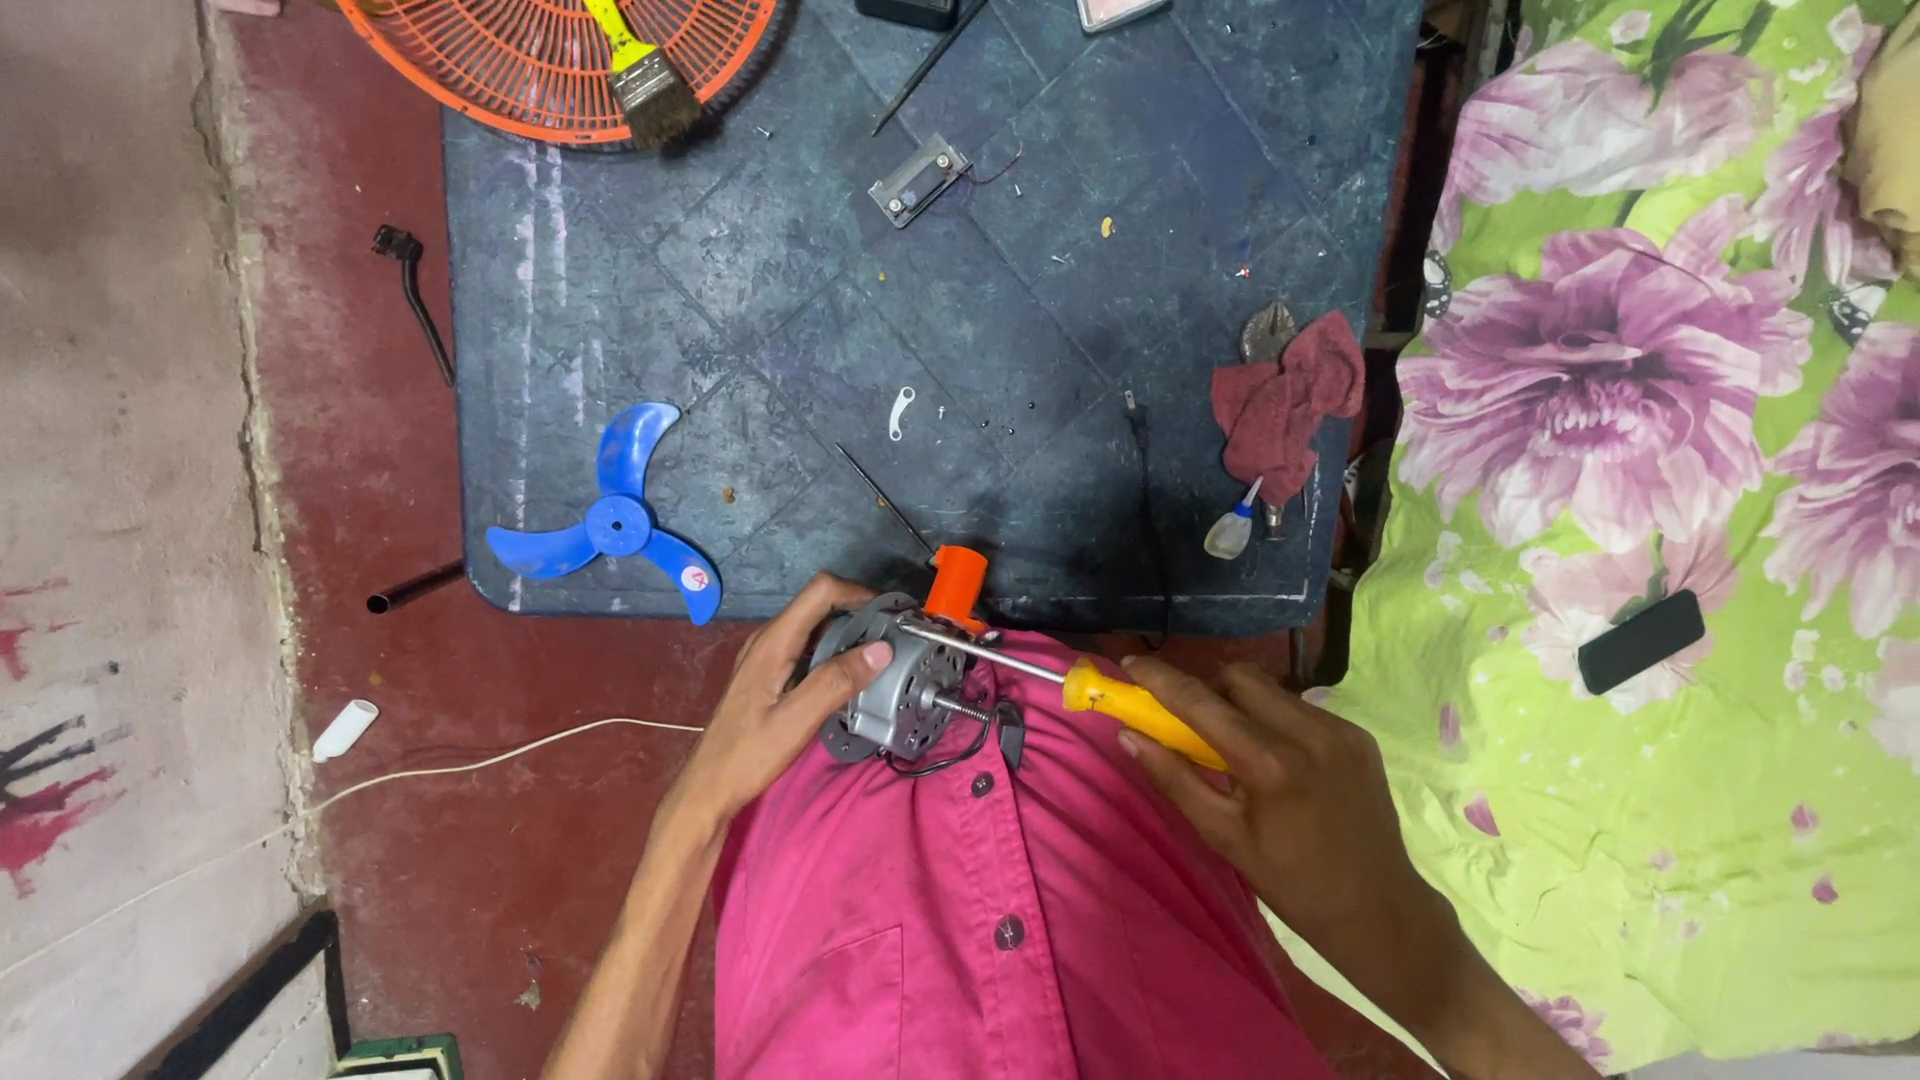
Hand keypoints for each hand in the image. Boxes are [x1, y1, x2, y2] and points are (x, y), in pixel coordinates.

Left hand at [673, 574, 890, 821]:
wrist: (708, 786)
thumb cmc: (748, 755)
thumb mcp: (797, 720)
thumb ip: (837, 681)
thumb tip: (881, 649)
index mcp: (773, 642)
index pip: (820, 591)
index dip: (858, 593)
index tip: (888, 613)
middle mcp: (767, 639)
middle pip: (818, 603)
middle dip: (858, 610)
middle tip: (892, 634)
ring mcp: (765, 655)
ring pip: (814, 625)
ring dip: (847, 630)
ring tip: (879, 653)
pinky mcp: (768, 672)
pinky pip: (806, 646)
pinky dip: (833, 649)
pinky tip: (850, 674)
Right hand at [1116, 658, 1443, 963]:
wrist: (1380, 910)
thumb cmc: (1290, 882)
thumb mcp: (1223, 836)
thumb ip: (1174, 779)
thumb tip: (1128, 735)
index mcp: (1270, 764)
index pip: (1201, 702)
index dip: (1160, 679)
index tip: (1129, 663)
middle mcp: (1309, 733)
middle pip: (1238, 676)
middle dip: (1207, 687)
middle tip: (1191, 721)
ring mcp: (1339, 730)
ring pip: (1270, 688)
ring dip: (1241, 701)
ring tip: (1236, 743)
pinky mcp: (1358, 735)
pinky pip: (1299, 706)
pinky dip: (1273, 717)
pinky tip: (1275, 756)